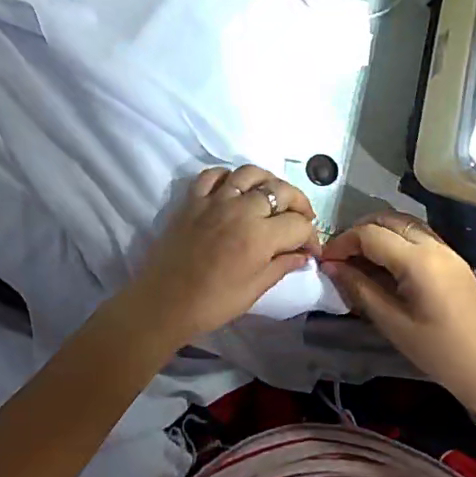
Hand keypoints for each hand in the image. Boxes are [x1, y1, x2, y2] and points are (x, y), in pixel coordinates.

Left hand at [106, 165, 321, 348]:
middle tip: (301, 219)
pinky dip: (228, 176)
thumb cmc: (213, 303)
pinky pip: (213, 174)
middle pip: (281, 190)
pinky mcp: (192, 200)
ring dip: (268, 181)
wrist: (164, 302)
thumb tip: (304, 255)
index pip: (299, 224)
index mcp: (260, 236)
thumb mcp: (255, 290)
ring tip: (271, 196)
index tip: (311, 249)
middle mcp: (241, 209)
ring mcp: (215, 200)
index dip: (311, 236)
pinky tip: (234, 189)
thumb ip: (282, 266)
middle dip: (298, 203)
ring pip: (250, 173)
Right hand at [320, 210, 475, 407]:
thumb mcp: (390, 322)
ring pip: (404, 223)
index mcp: (418, 261)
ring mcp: (447, 250)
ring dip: (377, 232)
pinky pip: (418, 235)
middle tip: (340, 256)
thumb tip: (331, 266)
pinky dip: (396, 239)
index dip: (342, 243)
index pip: (370, 235)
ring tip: (359, 257)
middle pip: (387, 220)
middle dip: (358, 232)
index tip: (325, 261)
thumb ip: (358, 288)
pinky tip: (385, 263)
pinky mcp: (453, 259)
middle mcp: (434, 246)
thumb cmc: (436, 350)